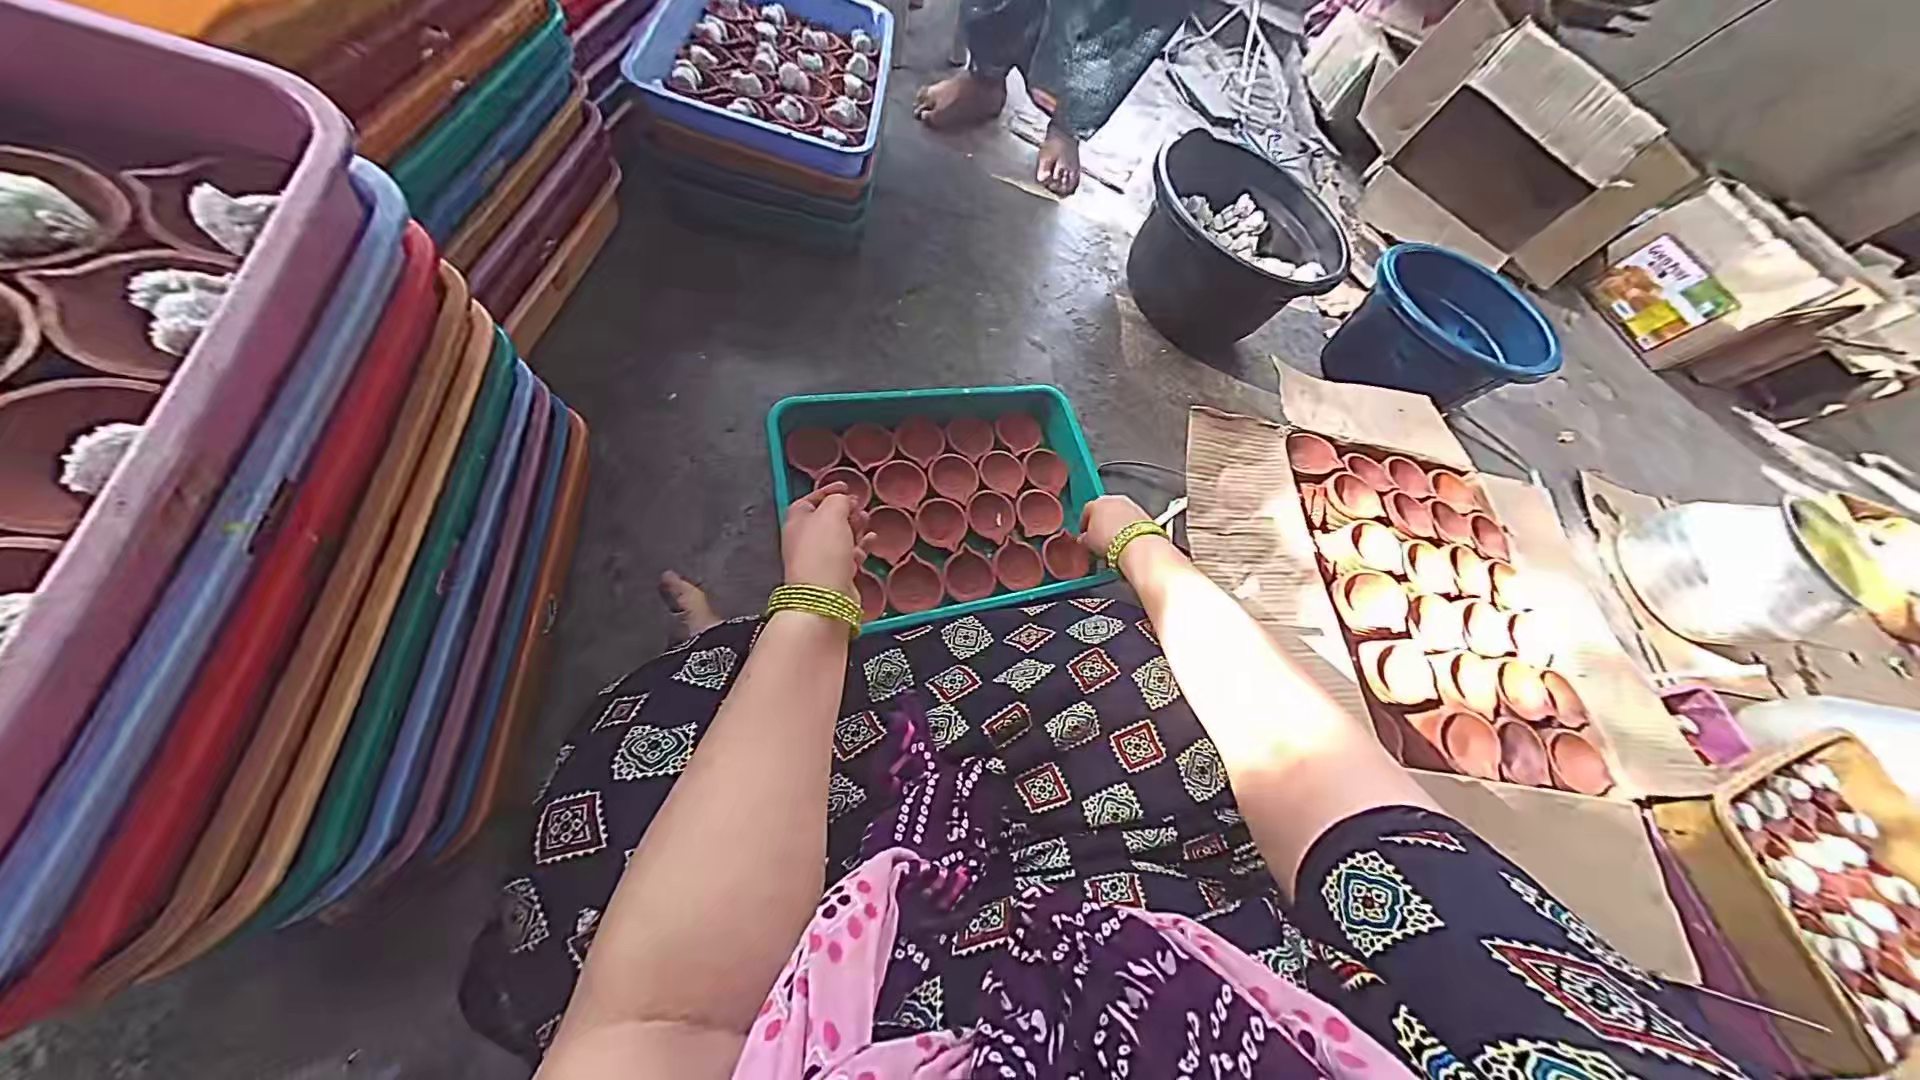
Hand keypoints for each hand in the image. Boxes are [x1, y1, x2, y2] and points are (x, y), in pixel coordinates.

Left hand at [782, 483, 874, 595]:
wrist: (826, 596)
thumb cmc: (823, 550)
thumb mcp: (831, 513)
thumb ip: (838, 500)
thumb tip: (844, 501)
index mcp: (797, 523)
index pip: (808, 501)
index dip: (826, 491)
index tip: (845, 486)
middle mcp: (806, 541)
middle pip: (826, 519)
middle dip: (844, 510)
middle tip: (859, 505)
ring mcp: (821, 560)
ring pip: (840, 537)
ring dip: (855, 527)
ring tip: (867, 520)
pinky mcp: (837, 575)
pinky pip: (850, 555)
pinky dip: (862, 545)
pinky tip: (872, 539)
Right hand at [1077, 494, 1154, 557]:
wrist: (1137, 544)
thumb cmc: (1110, 540)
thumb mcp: (1088, 542)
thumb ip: (1084, 538)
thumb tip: (1085, 539)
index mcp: (1096, 502)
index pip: (1087, 512)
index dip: (1085, 525)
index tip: (1085, 535)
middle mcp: (1114, 499)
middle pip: (1104, 511)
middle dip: (1101, 524)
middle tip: (1099, 539)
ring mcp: (1131, 505)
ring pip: (1119, 515)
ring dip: (1115, 526)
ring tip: (1113, 543)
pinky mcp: (1144, 514)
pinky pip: (1131, 521)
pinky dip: (1128, 529)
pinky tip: (1126, 541)